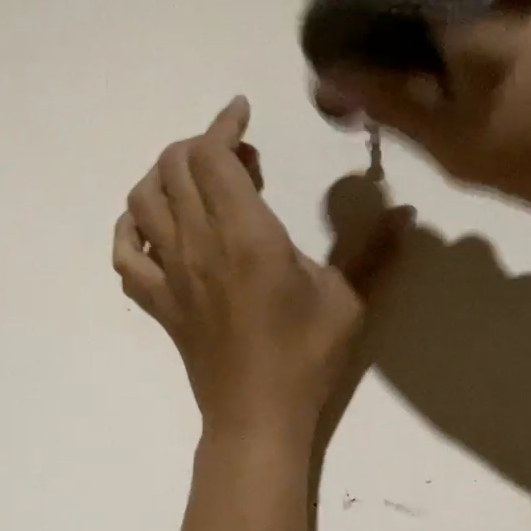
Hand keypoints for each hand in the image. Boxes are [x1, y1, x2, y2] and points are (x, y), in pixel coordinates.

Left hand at [113, 98, 411, 447]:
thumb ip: (373, 250)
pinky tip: (154, 228)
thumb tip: (407, 213)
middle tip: (239, 161)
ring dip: (163, 178)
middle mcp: (198, 245)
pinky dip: (129, 230)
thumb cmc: (305, 358)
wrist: (257, 417)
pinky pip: (123, 256)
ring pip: (141, 202)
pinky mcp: (158, 303)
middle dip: (200, 146)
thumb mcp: (348, 300)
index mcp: (246, 235)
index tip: (243, 114)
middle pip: (173, 167)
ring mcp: (170, 275)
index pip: (212, 154)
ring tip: (198, 185)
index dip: (223, 123)